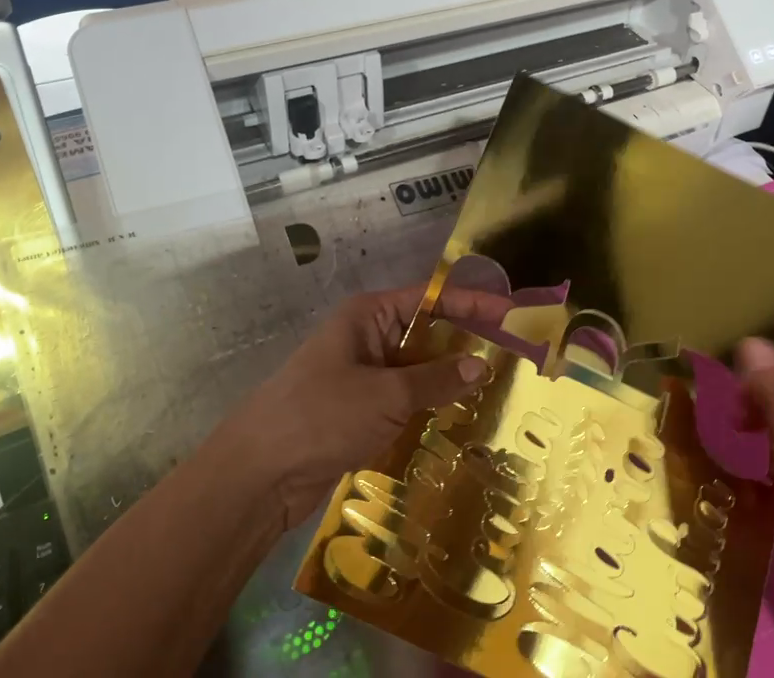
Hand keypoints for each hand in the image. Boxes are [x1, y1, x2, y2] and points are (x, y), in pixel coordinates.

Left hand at [222, 286, 510, 531]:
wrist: (259, 474)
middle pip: (425, 333)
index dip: (471, 302)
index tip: (511, 312)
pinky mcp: (358, 412)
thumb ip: (436, 379)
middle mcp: (367, 339)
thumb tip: (482, 365)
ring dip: (450, 380)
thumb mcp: (386, 394)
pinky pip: (404, 401)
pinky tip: (462, 421)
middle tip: (515, 356)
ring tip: (500, 390)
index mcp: (368, 316)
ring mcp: (361, 377)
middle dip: (466, 343)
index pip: (430, 299)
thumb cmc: (321, 416)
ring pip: (417, 370)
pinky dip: (430, 407)